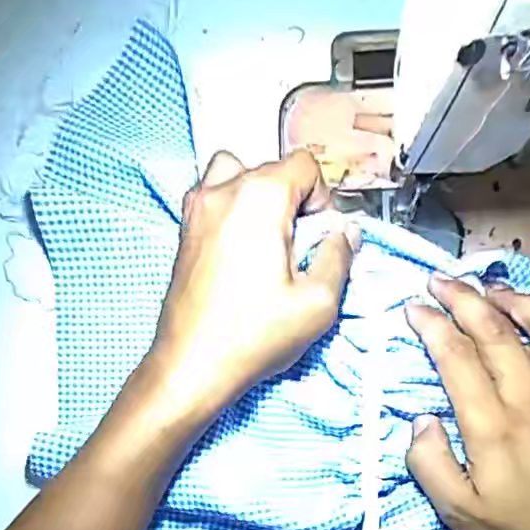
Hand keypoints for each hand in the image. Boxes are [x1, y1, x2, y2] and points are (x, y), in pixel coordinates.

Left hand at [138, 149, 360, 424]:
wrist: (194, 364)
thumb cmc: (255, 336)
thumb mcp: (319, 303)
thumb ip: (339, 258)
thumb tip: (345, 235)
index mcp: (260, 197)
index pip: (305, 165)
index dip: (323, 200)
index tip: (320, 238)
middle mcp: (223, 189)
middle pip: (272, 170)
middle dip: (293, 203)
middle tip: (298, 252)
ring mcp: (197, 208)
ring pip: (237, 175)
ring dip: (259, 200)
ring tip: (267, 245)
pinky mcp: (184, 231)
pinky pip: (215, 200)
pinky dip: (234, 213)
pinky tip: (243, 258)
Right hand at [404, 277, 529, 529]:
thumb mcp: (464, 517)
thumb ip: (431, 466)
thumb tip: (421, 421)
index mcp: (493, 423)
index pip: (456, 356)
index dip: (431, 325)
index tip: (412, 308)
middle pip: (496, 329)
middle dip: (463, 297)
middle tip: (441, 281)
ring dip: (518, 299)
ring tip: (495, 290)